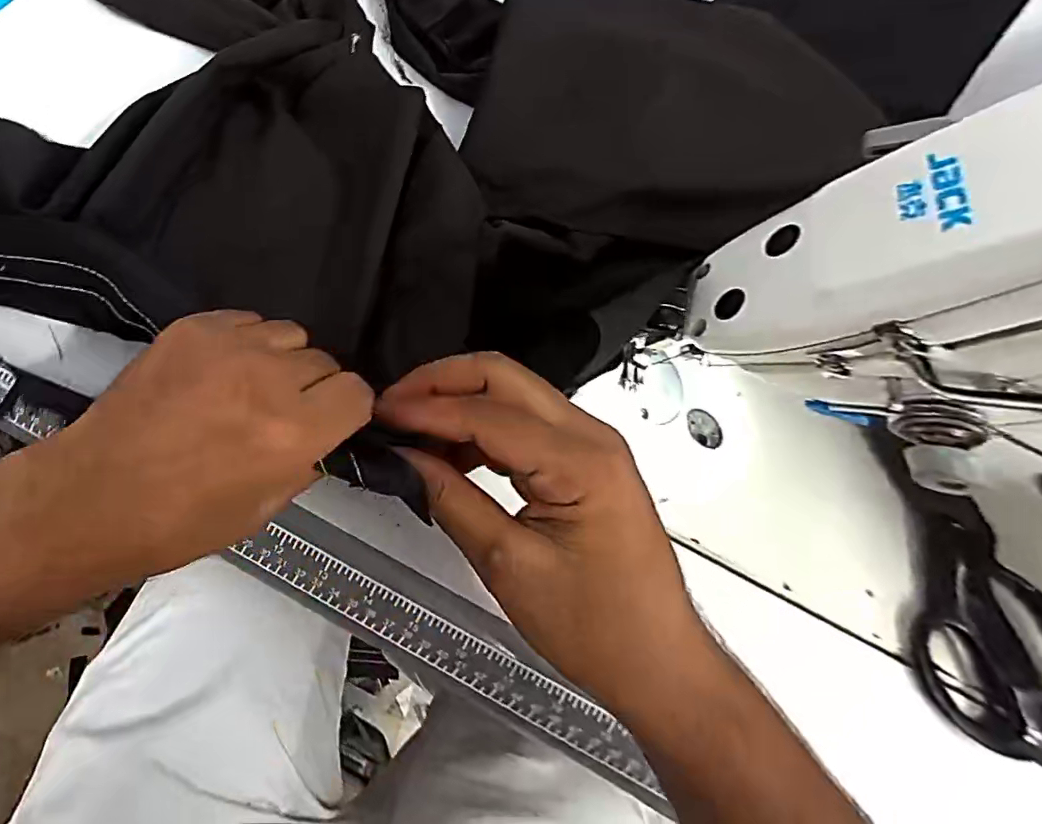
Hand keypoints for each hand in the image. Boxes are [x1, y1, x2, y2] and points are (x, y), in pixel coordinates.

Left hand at [5, 310, 373, 585]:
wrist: (97, 492)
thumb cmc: (177, 520)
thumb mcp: (259, 511)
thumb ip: (301, 463)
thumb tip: (318, 437)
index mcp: (292, 431)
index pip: (356, 392)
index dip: (344, 410)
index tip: (326, 421)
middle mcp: (266, 377)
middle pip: (322, 358)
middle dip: (310, 386)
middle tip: (276, 410)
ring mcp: (224, 345)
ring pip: (285, 332)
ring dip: (276, 359)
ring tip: (243, 386)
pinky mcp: (189, 328)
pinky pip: (241, 320)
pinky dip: (240, 342)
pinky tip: (213, 370)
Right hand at [375, 352, 717, 714]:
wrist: (660, 666)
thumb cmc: (602, 628)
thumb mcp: (508, 563)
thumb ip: (449, 499)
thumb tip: (405, 457)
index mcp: (581, 464)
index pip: (484, 413)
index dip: (424, 409)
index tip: (382, 414)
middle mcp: (591, 440)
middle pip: (498, 375)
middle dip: (437, 382)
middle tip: (392, 404)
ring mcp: (589, 445)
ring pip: (506, 390)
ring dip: (454, 400)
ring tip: (411, 429)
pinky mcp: (580, 459)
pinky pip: (517, 419)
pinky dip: (474, 424)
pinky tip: (445, 450)